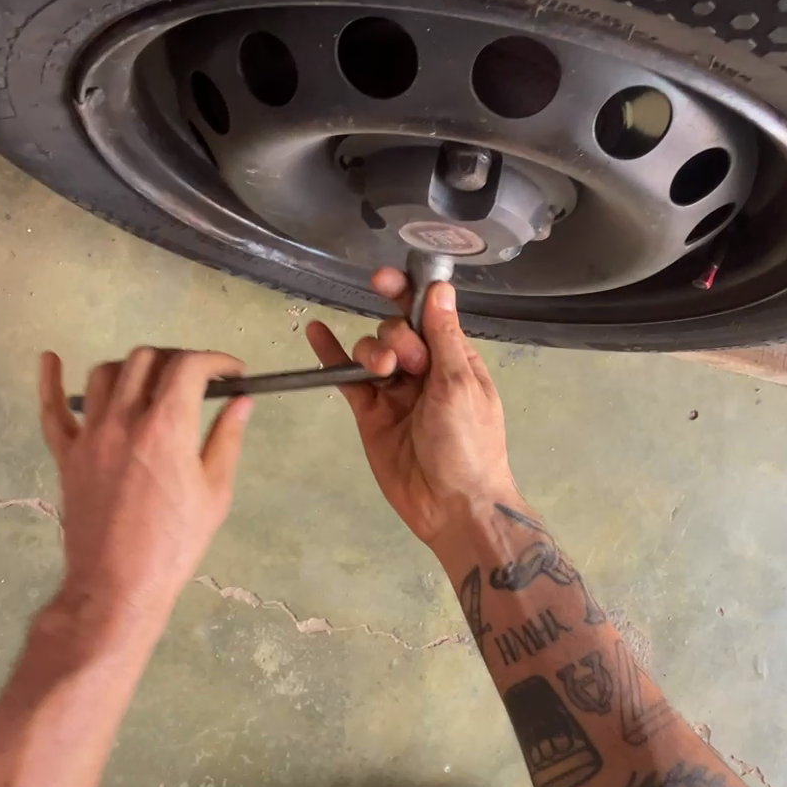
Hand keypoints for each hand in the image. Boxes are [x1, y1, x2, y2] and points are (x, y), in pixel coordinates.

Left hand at [37, 348, 252, 643]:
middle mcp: (124, 420)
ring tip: (153, 384)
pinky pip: (50, 408)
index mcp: (167, 428)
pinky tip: (50, 358)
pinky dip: (49, 379)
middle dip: (179, 360)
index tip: (232, 371)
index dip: (216, 360)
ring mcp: (89, 435)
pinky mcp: (66, 454)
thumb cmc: (175, 545)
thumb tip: (242, 402)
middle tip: (198, 381)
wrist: (118, 586)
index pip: (189, 367)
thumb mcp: (215, 494)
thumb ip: (226, 440)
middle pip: (147, 359)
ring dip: (135, 368)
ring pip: (106, 373)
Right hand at [306, 268, 518, 546]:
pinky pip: (348, 378)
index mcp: (455, 359)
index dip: (407, 292)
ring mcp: (395, 392)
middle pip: (397, 330)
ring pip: (372, 351)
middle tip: (407, 363)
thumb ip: (444, 337)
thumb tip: (440, 289)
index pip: (427, 313)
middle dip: (396, 337)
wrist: (453, 505)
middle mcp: (425, 370)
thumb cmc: (469, 444)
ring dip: (370, 350)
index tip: (383, 280)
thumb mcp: (460, 385)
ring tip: (381, 371)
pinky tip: (317, 332)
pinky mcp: (371, 414)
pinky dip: (332, 355)